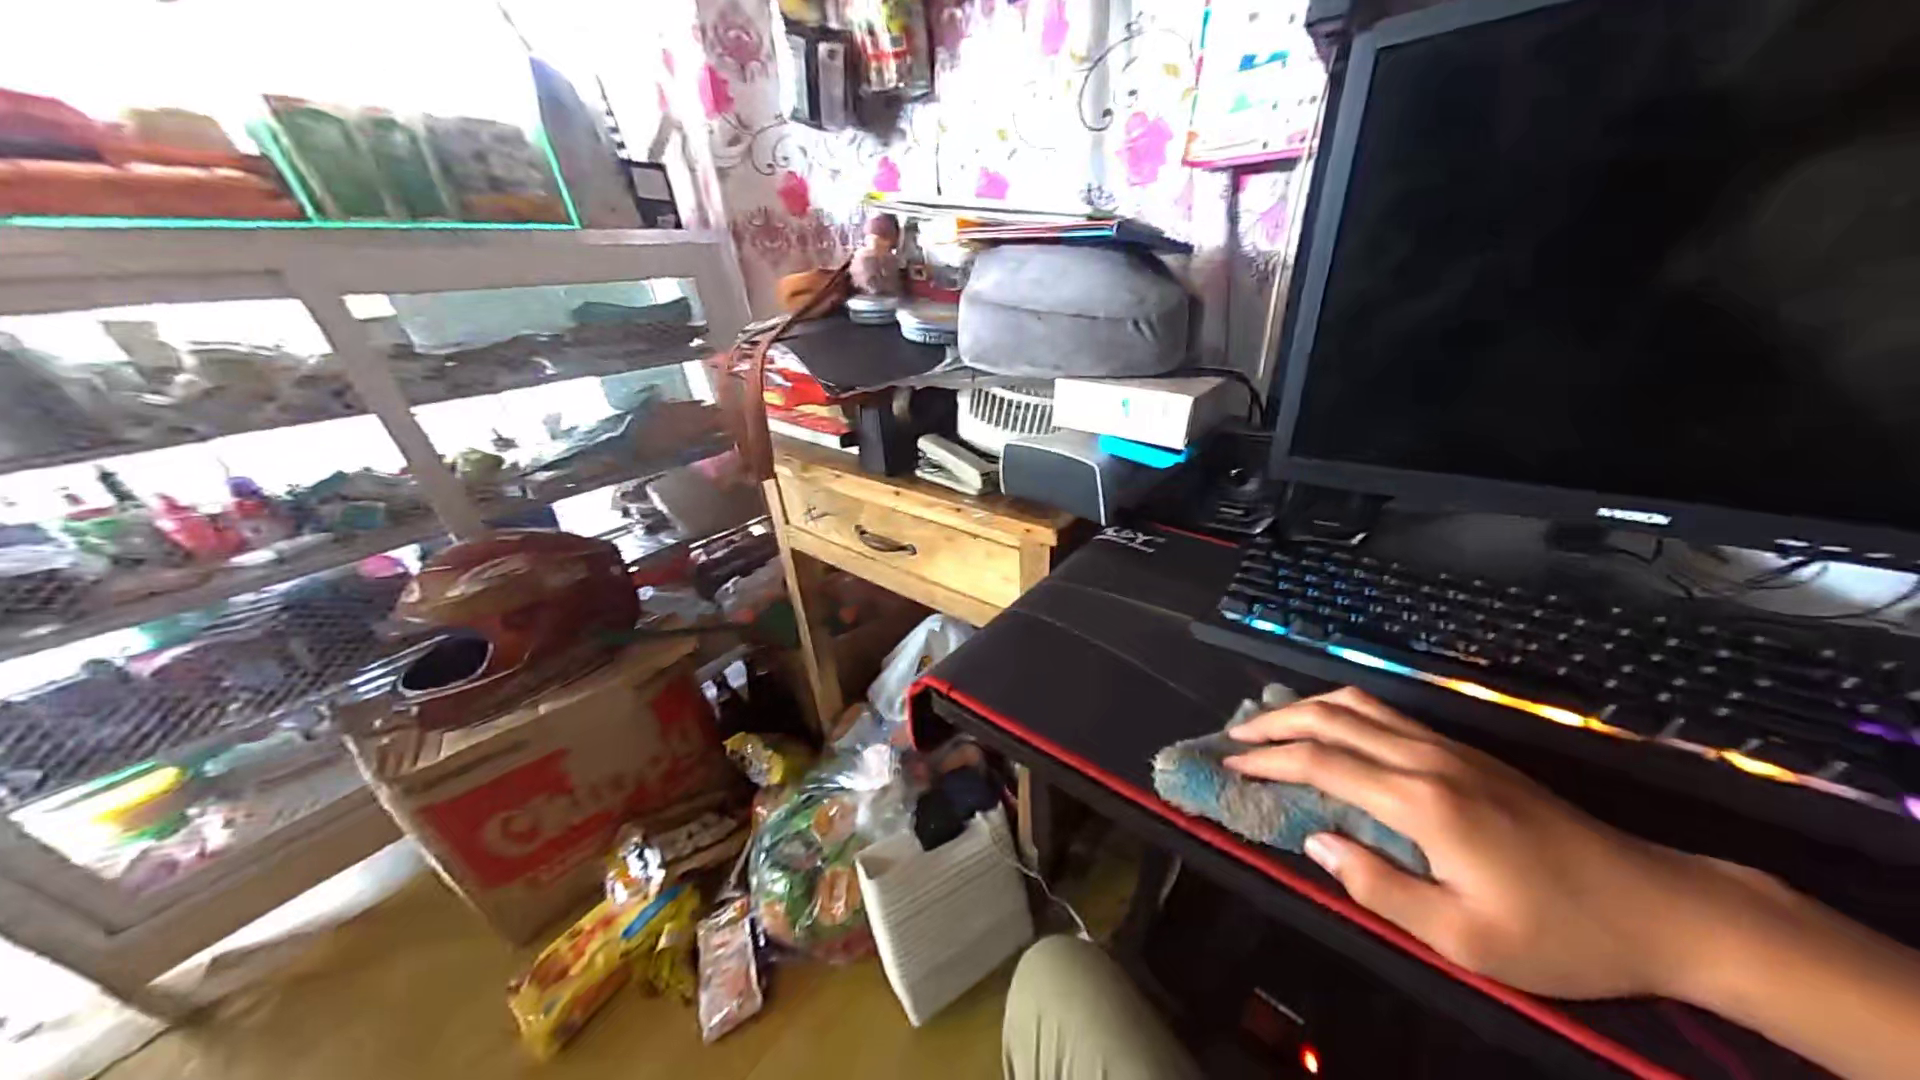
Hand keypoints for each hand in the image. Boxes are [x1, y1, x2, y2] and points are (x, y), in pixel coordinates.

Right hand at [1221, 688, 1746, 999]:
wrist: (1663, 908)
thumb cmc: (1560, 934)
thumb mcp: (1462, 937)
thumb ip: (1377, 886)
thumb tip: (1315, 841)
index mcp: (1421, 801)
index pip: (1320, 762)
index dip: (1267, 760)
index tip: (1229, 764)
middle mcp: (1426, 759)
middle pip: (1332, 716)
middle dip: (1274, 721)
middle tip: (1234, 735)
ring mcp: (1449, 748)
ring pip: (1358, 704)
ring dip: (1305, 707)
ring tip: (1269, 722)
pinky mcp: (1466, 752)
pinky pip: (1384, 713)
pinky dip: (1340, 710)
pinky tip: (1330, 726)